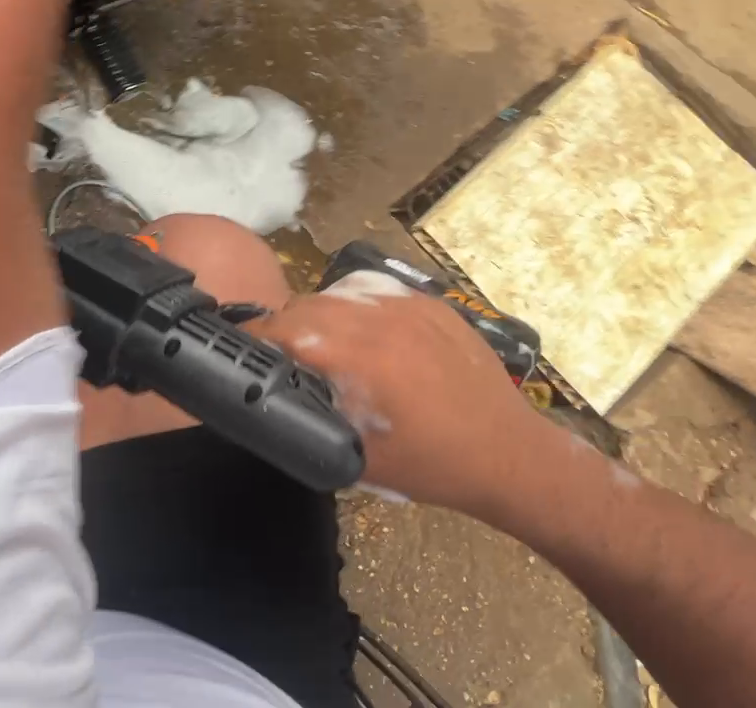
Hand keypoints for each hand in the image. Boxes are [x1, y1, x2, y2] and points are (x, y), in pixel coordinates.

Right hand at [247, 273, 555, 514]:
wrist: (515, 457)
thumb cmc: (431, 465)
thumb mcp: (353, 453)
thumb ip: (302, 416)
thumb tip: (259, 397)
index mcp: (358, 357)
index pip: (279, 328)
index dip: (252, 339)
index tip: (240, 352)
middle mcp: (378, 321)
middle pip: (301, 307)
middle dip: (283, 329)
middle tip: (284, 359)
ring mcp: (406, 307)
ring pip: (331, 294)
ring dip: (316, 317)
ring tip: (324, 346)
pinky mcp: (428, 304)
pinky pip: (368, 290)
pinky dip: (351, 307)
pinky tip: (361, 333)